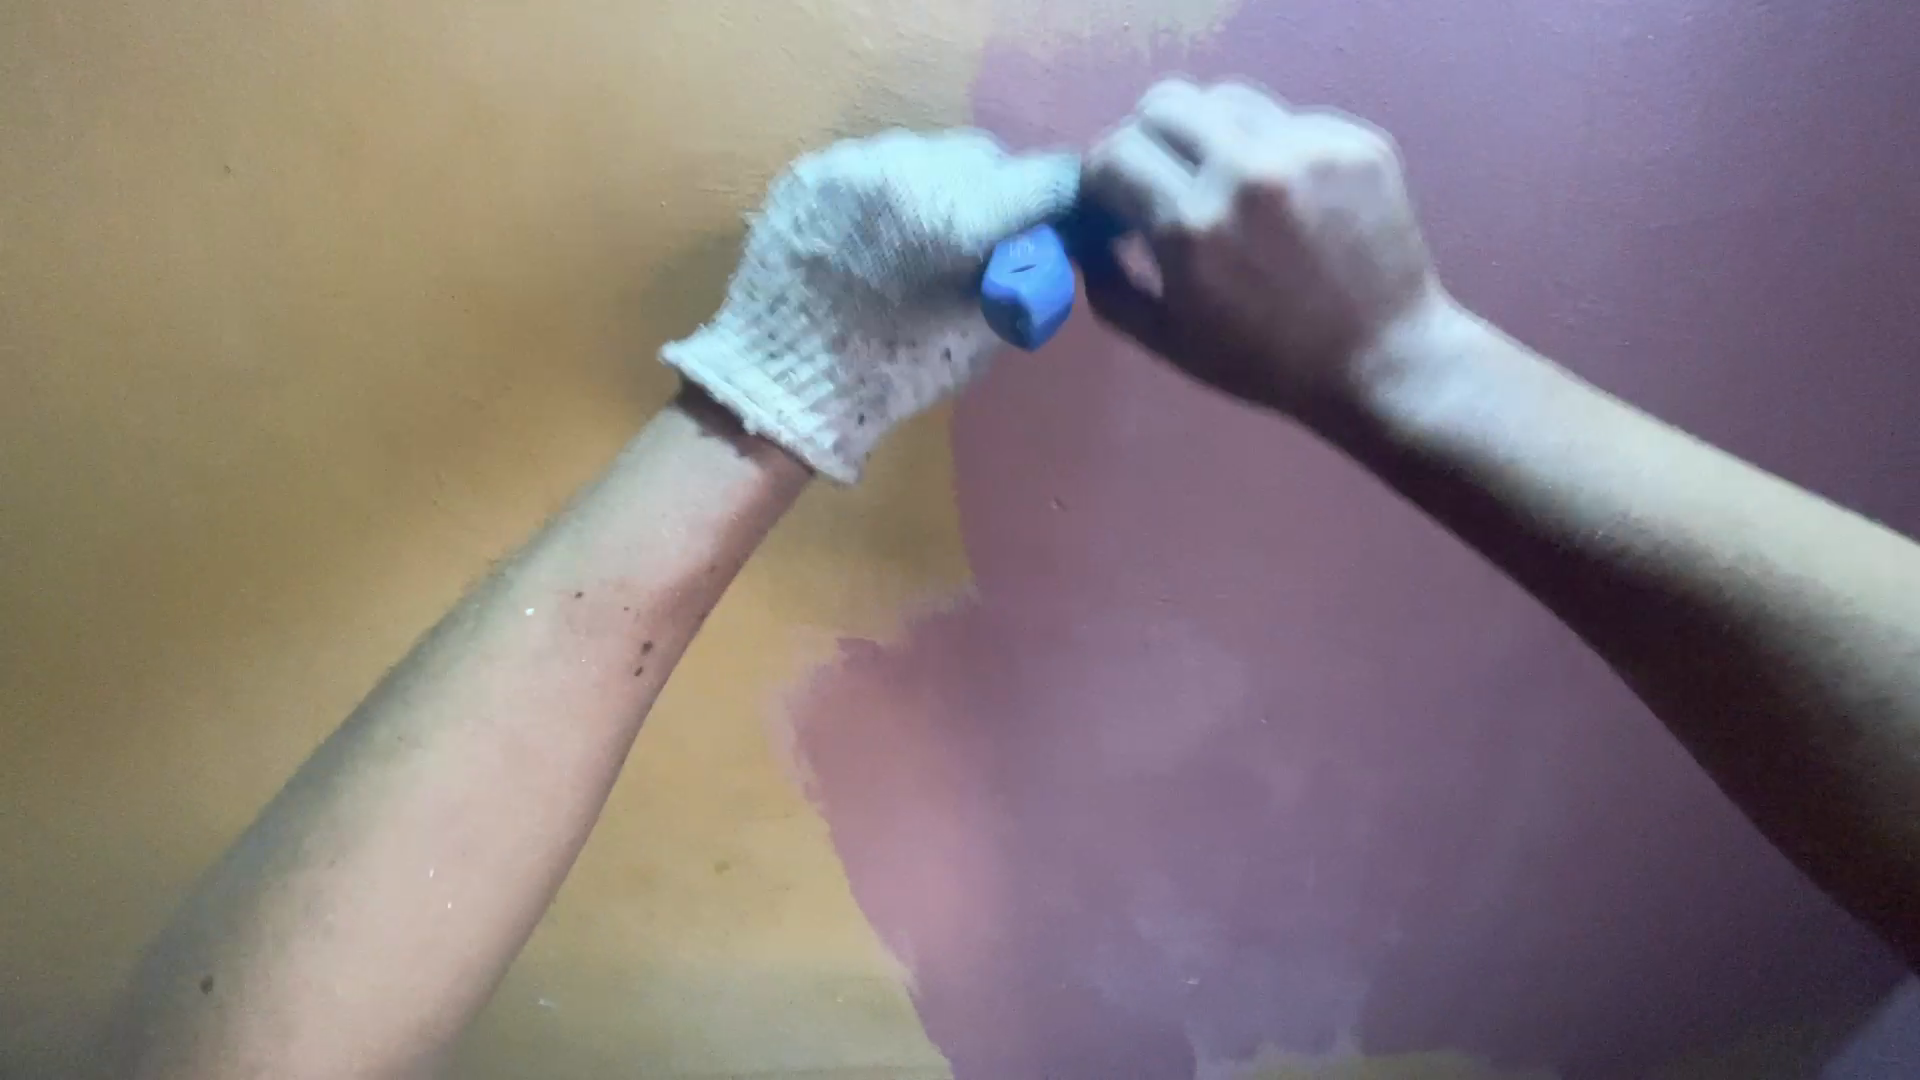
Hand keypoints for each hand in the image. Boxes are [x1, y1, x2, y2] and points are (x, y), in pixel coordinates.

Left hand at [664, 131, 1077, 482]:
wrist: (780, 383)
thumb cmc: (887, 377)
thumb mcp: (975, 338)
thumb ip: (1015, 279)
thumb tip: (1037, 243)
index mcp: (954, 220)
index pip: (1042, 178)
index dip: (1062, 199)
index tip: (1064, 218)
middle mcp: (907, 170)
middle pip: (983, 156)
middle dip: (997, 193)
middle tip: (988, 236)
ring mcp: (853, 163)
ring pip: (928, 153)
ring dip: (944, 187)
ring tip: (925, 236)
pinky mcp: (812, 169)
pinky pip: (876, 165)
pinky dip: (893, 193)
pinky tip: (879, 235)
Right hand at [1082, 78, 1449, 416]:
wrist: (1378, 359)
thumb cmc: (1260, 363)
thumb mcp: (1166, 342)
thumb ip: (1110, 288)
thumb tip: (1090, 240)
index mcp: (1190, 226)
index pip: (1114, 155)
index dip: (1098, 177)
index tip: (1107, 200)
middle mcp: (1243, 170)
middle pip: (1163, 104)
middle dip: (1143, 141)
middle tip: (1154, 181)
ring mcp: (1305, 146)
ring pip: (1223, 100)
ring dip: (1201, 138)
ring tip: (1216, 186)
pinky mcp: (1353, 137)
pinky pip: (1282, 121)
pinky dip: (1261, 153)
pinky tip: (1278, 200)